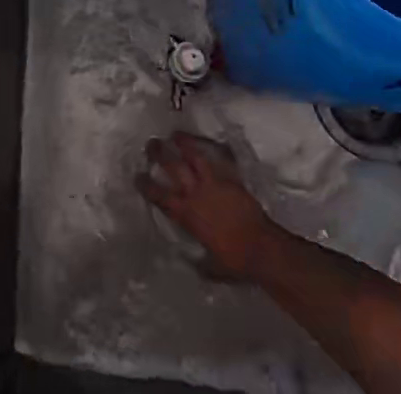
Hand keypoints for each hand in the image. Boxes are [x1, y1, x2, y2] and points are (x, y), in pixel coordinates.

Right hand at [136, 132, 278, 280]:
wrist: (262, 249)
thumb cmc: (235, 260)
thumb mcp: (213, 267)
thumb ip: (202, 263)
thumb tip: (195, 265)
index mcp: (186, 214)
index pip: (160, 195)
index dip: (146, 185)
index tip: (138, 176)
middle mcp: (196, 194)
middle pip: (174, 167)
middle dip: (160, 153)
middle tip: (151, 143)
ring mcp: (215, 184)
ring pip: (196, 157)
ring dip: (185, 144)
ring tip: (176, 134)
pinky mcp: (232, 181)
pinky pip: (222, 162)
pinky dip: (216, 152)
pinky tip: (211, 144)